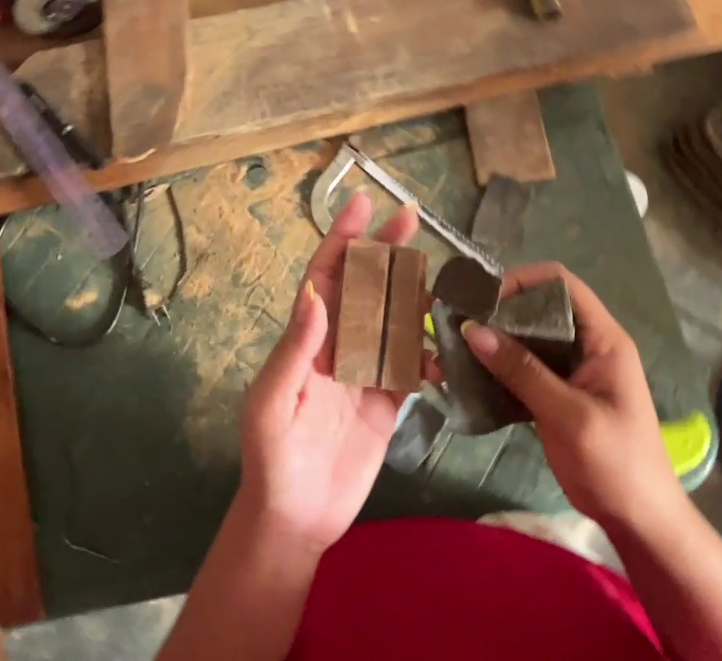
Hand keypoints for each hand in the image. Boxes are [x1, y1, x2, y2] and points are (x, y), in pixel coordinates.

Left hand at [237, 192, 418, 551]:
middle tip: (412, 217)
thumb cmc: (272, 459)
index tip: (364, 204)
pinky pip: (412, 366)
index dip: (342, 238)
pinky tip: (449, 350)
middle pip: (364, 287)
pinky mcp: (387, 401)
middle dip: (384, 251)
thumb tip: (315, 291)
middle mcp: (337, 346)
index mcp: (306, 339)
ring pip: (394, 320)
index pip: (324, 275)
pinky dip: (431, 354)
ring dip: (414, 296)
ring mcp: (364, 371)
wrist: (296, 518)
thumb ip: (295, 348)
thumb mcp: (272, 401)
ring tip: (442, 278)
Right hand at [460, 263, 685, 531]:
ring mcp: (565, 372)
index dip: (521, 282)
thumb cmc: (617, 463)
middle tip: (452, 322)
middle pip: (533, 309)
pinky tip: (458, 380)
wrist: (639, 521)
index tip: (483, 300)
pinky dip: (488, 373)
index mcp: (602, 340)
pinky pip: (514, 371)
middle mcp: (583, 347)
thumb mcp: (570, 415)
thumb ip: (522, 370)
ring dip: (484, 345)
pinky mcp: (549, 396)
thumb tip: (474, 329)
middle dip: (492, 313)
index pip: (561, 285)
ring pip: (519, 341)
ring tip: (445, 352)